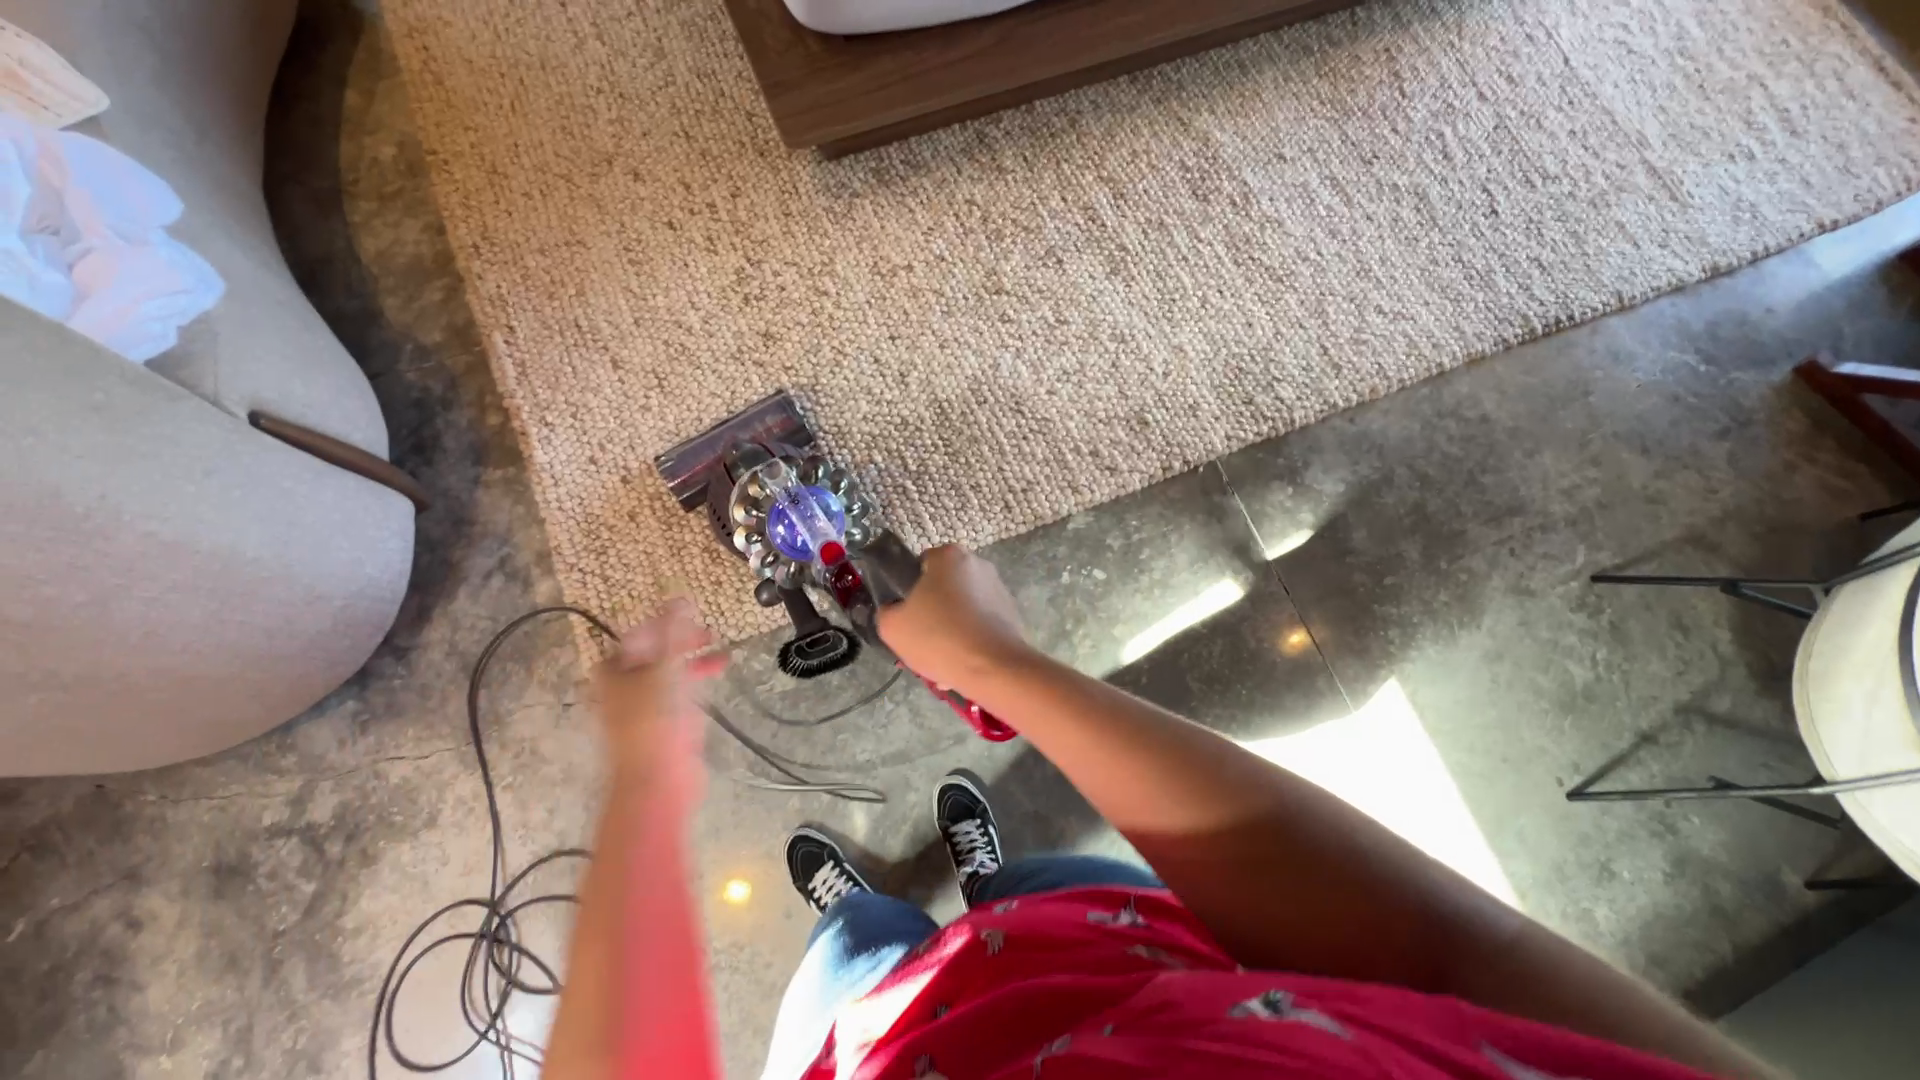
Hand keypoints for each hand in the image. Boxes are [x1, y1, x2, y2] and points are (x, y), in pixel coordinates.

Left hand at [595, 599, 725, 794]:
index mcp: (611, 672)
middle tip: (709, 634)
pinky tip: (713, 684)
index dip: (664, 624)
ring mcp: (642, 711)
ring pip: (668, 677)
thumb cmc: (655, 721)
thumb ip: (674, 632)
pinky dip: (695, 687)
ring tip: (722, 658)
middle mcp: (622, 689)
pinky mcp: (661, 729)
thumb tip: (680, 598)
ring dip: (693, 664)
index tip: (692, 616)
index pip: (637, 636)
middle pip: (653, 656)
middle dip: (682, 643)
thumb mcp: (665, 669)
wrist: (657, 782)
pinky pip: (678, 699)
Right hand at [875, 545, 1036, 694]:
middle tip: (921, 640)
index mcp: (949, 555)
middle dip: (932, 612)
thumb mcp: (891, 626)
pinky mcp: (1012, 613)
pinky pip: (981, 623)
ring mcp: (999, 588)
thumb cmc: (939, 637)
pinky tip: (962, 662)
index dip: (909, 591)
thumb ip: (886, 610)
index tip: (907, 615)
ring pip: (963, 608)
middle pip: (943, 587)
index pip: (920, 565)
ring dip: (951, 628)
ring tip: (942, 660)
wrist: (993, 668)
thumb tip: (894, 610)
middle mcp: (978, 563)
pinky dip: (971, 638)